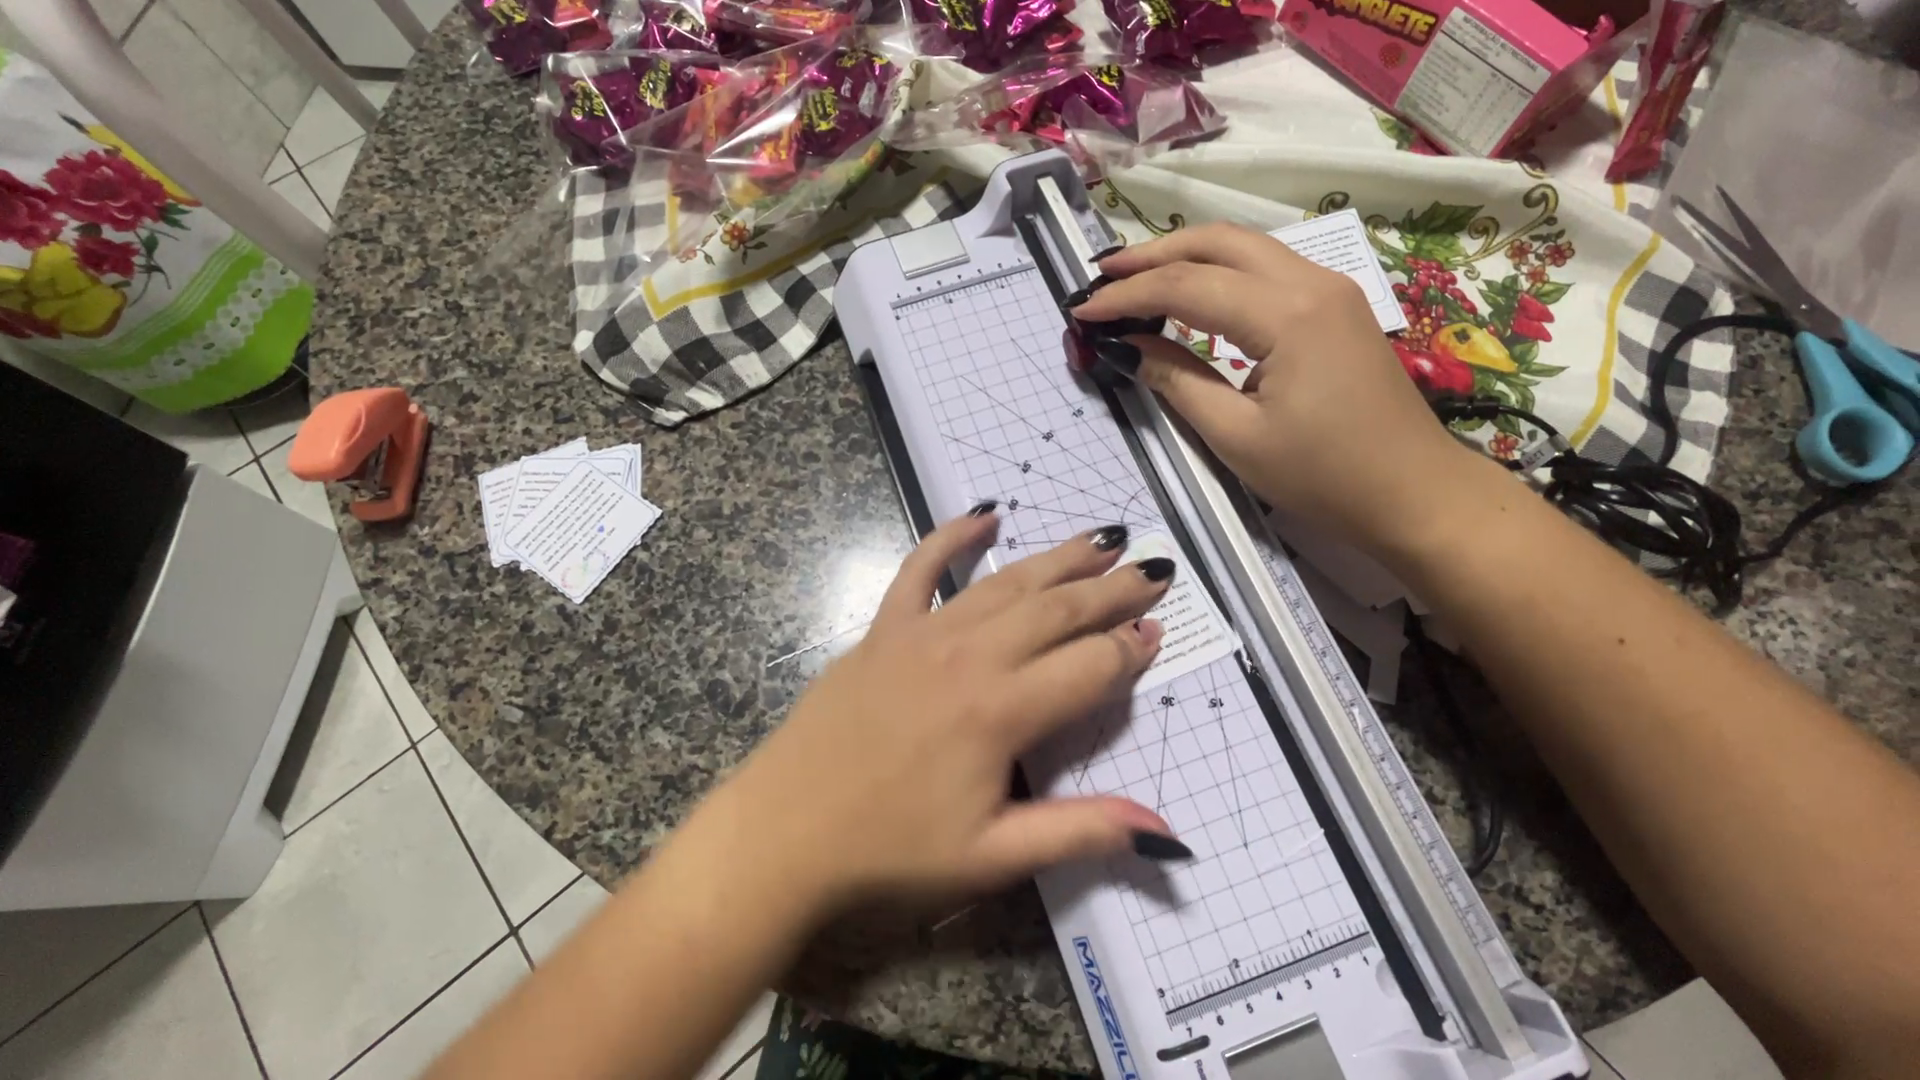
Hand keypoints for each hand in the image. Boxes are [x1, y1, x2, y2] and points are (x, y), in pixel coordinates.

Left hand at [703, 510, 1188, 917]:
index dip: (1130, 650)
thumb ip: (1081, 831)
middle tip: (1154, 569)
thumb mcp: (992, 857)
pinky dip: (952, 536)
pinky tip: (984, 512)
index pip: (1089, 667)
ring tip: (1101, 539)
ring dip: (1057, 559)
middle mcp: (968, 657)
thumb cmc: (890, 852)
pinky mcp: (881, 630)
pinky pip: (919, 569)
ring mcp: (921, 635)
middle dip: (1111, 590)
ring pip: (1004, 583)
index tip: (1158, 632)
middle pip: (1056, 611)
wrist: (785, 835)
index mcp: (1002, 712)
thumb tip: (1166, 830)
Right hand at [1071, 224, 1481, 553]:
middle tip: (1101, 275)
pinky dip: (1218, 273)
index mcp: (1286, 314)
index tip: (1081, 309)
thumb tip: (1129, 346)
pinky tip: (1191, 296)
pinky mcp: (1335, 307)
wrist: (1414, 493)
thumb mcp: (1237, 436)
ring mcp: (1329, 290)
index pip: (1187, 286)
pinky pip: (1265, 270)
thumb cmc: (1324, 476)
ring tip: (1134, 279)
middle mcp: (1310, 282)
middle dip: (1152, 254)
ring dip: (1185, 257)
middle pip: (1217, 242)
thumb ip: (1177, 381)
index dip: (1127, 296)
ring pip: (1244, 248)